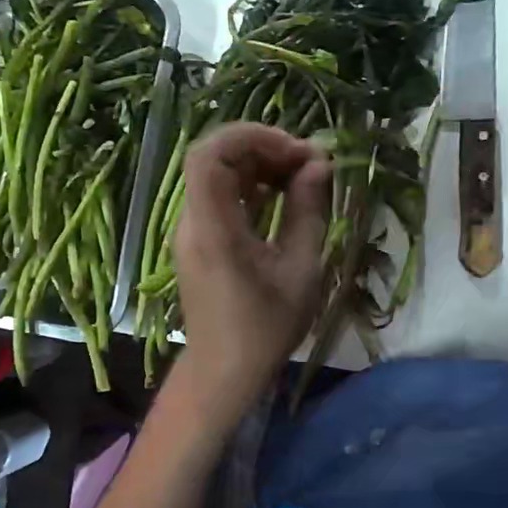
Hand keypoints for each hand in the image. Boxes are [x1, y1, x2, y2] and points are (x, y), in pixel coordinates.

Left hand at [173, 123, 331, 395]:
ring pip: (215, 175)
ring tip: (301, 178)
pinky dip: (248, 187)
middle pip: (213, 158)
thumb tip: (317, 164)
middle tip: (306, 163)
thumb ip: (307, 211)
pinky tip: (281, 197)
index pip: (209, 155)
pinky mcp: (197, 240)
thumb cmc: (265, 328)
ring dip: (257, 166)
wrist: (223, 370)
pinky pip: (218, 197)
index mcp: (213, 229)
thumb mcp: (300, 270)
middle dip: (261, 148)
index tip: (295, 151)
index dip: (251, 137)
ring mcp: (190, 231)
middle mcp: (192, 222)